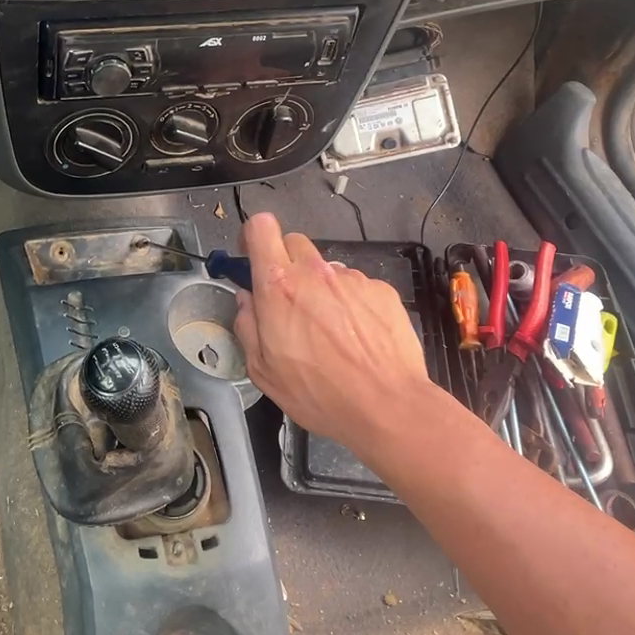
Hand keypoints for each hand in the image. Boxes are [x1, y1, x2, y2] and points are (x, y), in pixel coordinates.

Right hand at [233, 212, 436, 459]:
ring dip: (321, 288)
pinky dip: (352, 303)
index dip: (253, 236)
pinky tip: (359, 337)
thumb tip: (247, 300)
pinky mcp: (382, 290)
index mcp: (278, 285)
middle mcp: (314, 272)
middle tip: (290, 301)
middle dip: (286, 263)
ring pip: (326, 269)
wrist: (388, 407)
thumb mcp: (263, 370)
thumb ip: (247, 326)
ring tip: (332, 330)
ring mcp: (352, 278)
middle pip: (294, 242)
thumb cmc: (318, 393)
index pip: (261, 227)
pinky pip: (357, 287)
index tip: (254, 257)